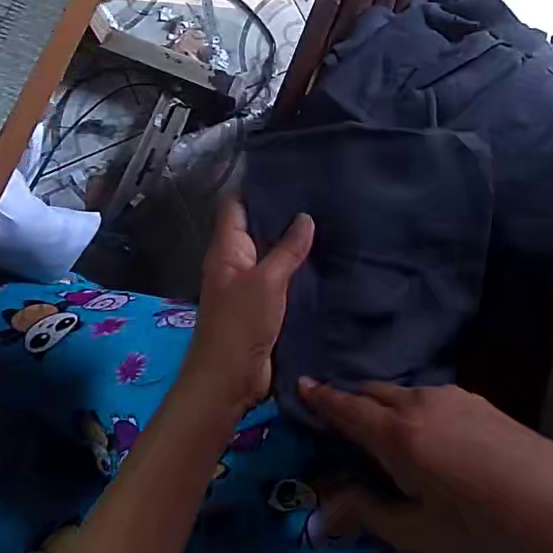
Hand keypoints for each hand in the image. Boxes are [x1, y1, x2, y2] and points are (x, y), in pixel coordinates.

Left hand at [179, 201, 313, 411]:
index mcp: (226, 249)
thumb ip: (287, 250)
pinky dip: (296, 269)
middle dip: (281, 214)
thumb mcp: (267, 282)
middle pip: (255, 228)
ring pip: (269, 254)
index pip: (235, 205)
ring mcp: (246, 284)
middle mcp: (234, 262)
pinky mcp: (260, 306)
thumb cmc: (240, 325)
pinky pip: (278, 279)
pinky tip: (322, 262)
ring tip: (327, 223)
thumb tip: (305, 217)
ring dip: (291, 243)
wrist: (229, 379)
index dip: (256, 187)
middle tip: (318, 197)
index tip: (288, 173)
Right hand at [301, 380, 552, 552]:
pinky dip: (409, 406)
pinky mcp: (476, 400)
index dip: (321, 398)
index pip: (346, 407)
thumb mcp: (422, 536)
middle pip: (370, 391)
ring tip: (381, 433)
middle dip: (349, 402)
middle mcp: (418, 403)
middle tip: (337, 424)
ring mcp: (450, 397)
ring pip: (400, 391)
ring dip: (381, 404)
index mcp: (397, 435)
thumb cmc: (490, 530)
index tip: (301, 385)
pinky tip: (424, 435)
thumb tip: (322, 511)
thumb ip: (369, 515)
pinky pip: (426, 396)